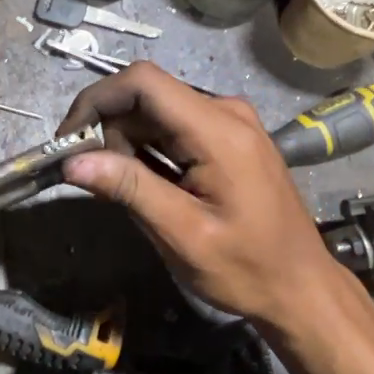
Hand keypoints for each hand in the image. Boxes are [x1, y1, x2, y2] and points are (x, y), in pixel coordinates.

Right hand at [57, 64, 342, 324]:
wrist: (303, 291)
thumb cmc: (248, 269)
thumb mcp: (183, 236)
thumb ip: (130, 190)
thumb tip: (71, 162)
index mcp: (219, 130)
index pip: (144, 82)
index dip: (97, 99)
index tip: (70, 139)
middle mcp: (225, 112)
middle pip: (145, 95)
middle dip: (109, 128)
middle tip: (96, 178)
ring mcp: (228, 121)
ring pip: (154, 110)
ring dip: (126, 141)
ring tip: (124, 190)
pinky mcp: (225, 135)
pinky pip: (171, 125)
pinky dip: (146, 148)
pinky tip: (147, 185)